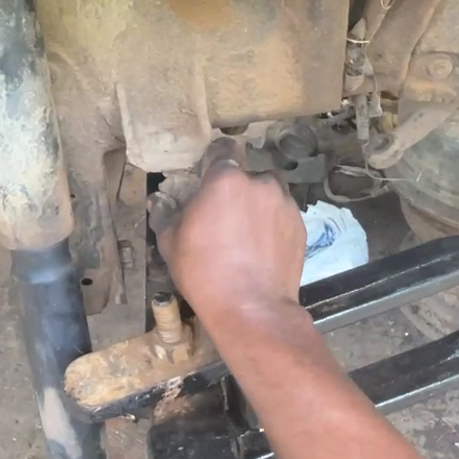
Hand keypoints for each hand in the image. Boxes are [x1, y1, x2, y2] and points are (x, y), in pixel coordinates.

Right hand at [152, 138, 306, 330]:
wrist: (252, 308)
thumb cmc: (204, 271)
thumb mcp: (171, 242)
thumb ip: (166, 213)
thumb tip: (158, 201)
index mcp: (225, 179)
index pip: (222, 150)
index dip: (214, 160)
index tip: (207, 175)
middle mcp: (259, 183)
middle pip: (247, 172)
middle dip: (236, 186)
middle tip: (224, 211)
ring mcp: (284, 204)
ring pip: (268, 191)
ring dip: (258, 202)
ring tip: (246, 229)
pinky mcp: (300, 225)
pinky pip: (283, 213)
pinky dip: (273, 222)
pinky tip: (262, 245)